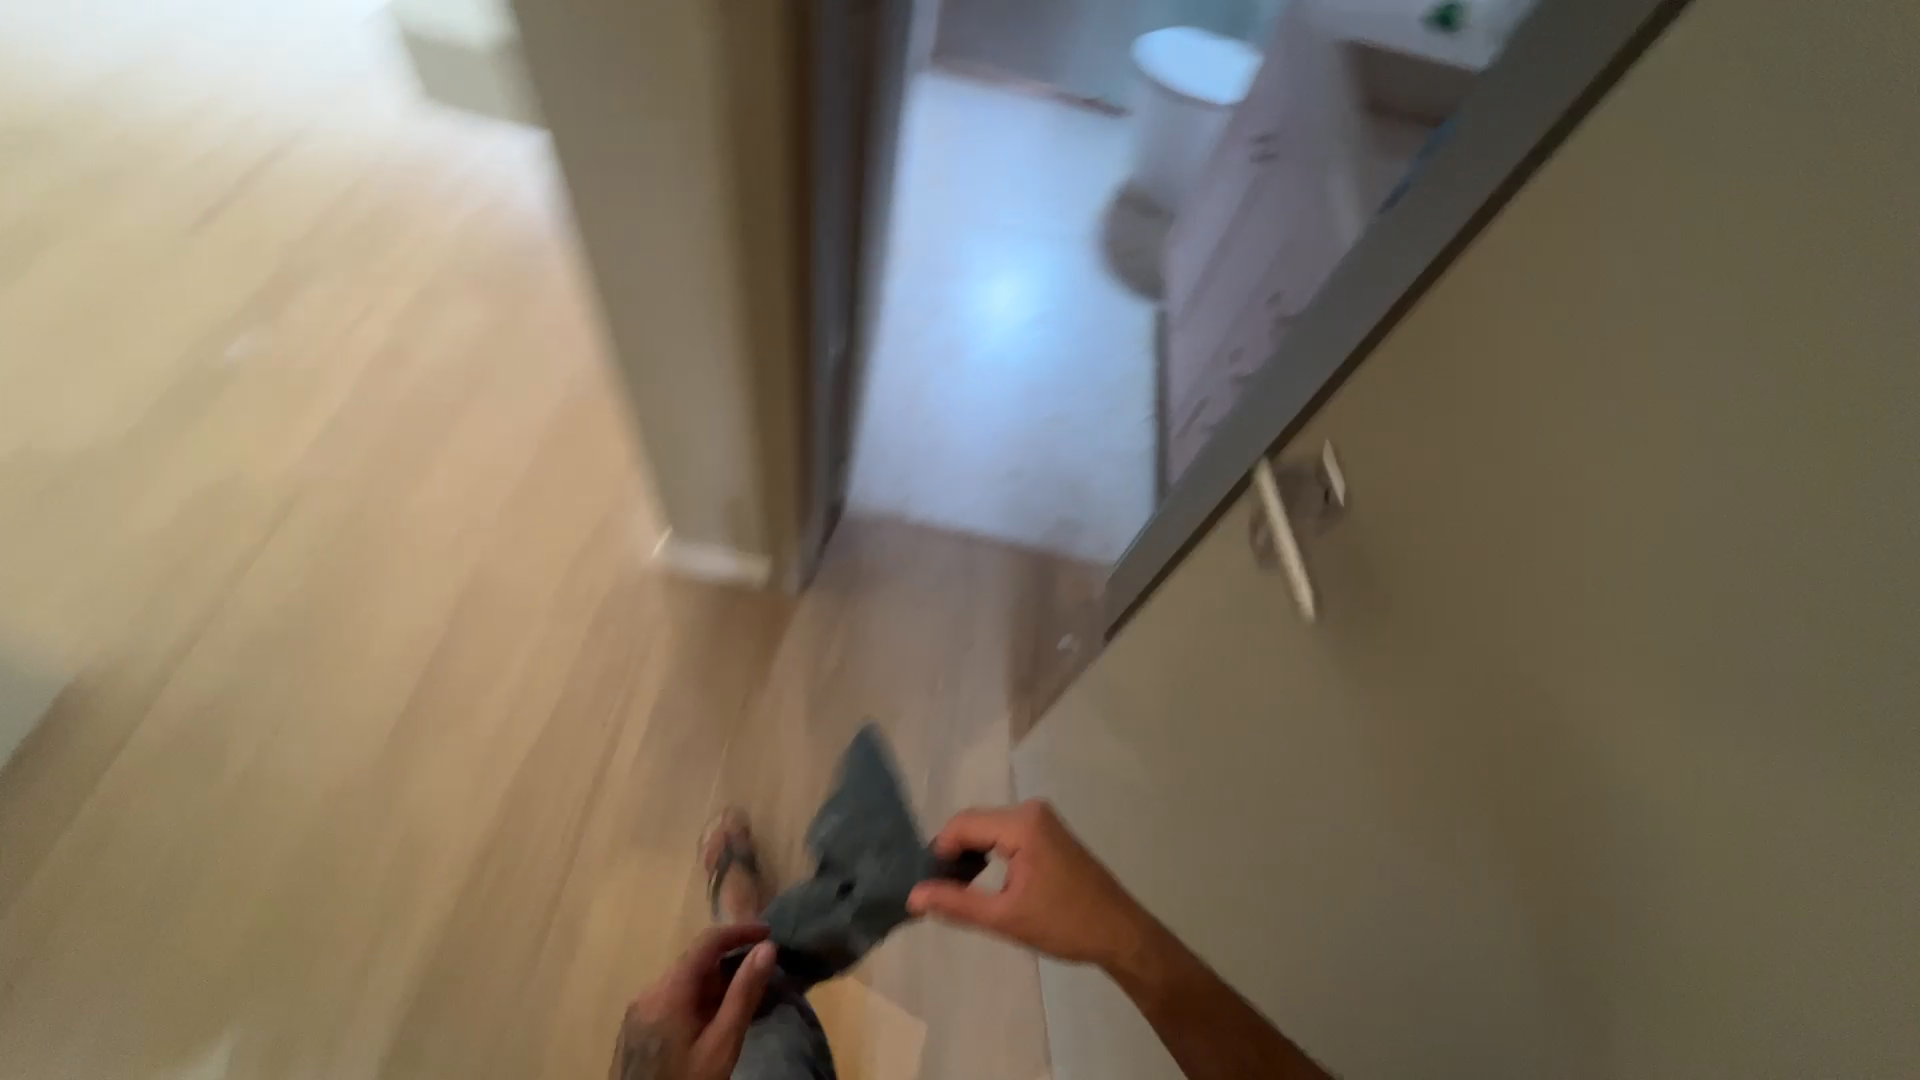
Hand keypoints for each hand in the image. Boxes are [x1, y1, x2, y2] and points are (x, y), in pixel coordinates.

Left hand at [612, 925, 777, 1079]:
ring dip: (715, 983)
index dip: (740, 931)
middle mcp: (649, 991)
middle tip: (761, 975)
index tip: (769, 933)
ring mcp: (639, 1010)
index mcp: (668, 991)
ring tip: (742, 1001)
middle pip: (696, 960)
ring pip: (685, 979)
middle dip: (730, 961)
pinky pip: (673, 997)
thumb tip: (767, 948)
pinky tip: (714, 1021)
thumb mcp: (722, 1045)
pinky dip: (698, 998)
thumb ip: (744, 994)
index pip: (707, 941)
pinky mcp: (636, 1028)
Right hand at [907, 800, 1157, 970]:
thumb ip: (956, 903)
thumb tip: (913, 896)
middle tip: (939, 891)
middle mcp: (1030, 810)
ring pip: (989, 828)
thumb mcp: (1005, 917)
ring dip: (970, 854)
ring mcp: (1041, 818)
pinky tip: (982, 880)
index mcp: (1021, 823)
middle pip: (975, 822)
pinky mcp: (1047, 830)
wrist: (1120, 932)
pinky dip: (989, 852)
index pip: (963, 824)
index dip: (938, 851)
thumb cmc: (1064, 925)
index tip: (925, 884)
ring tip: (956, 889)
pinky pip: (1005, 833)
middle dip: (953, 853)